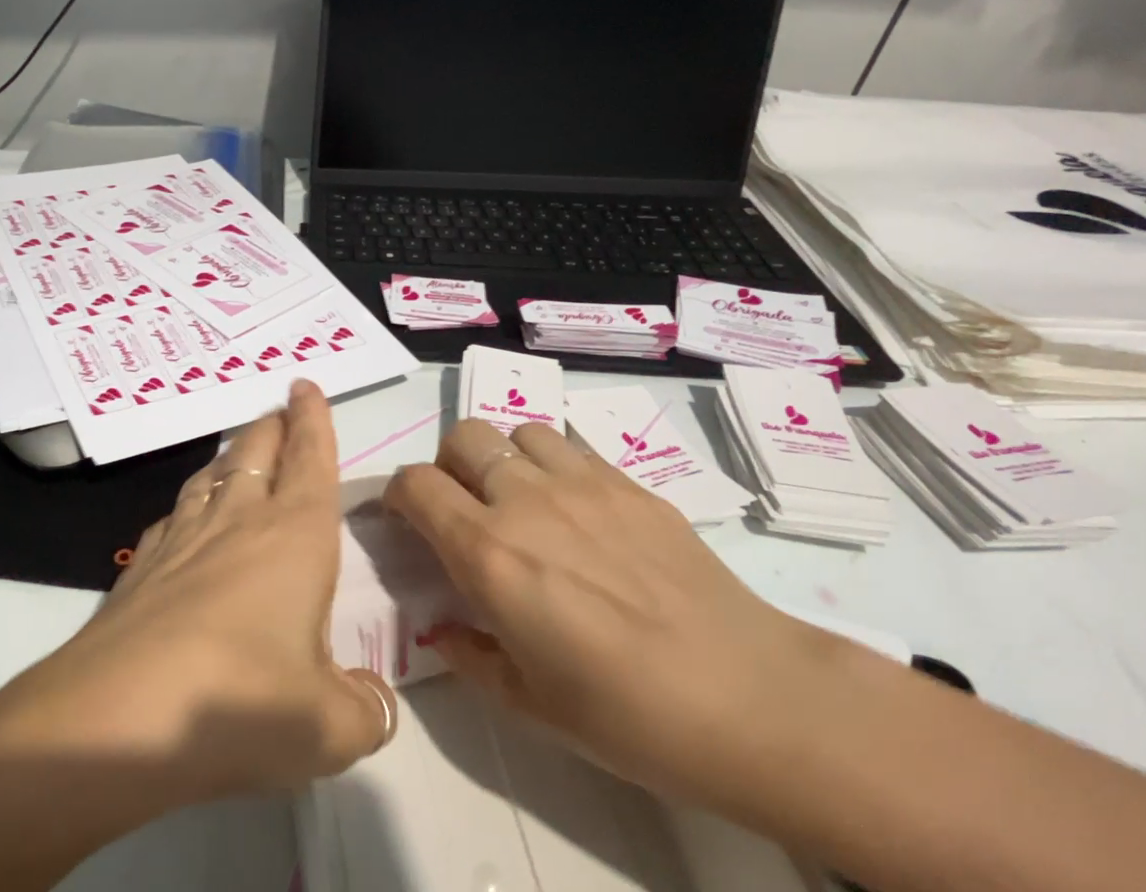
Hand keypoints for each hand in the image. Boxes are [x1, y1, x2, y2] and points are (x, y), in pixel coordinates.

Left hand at [0, 380, 396, 802]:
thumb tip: (372, 702)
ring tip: (236, 454)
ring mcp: (178, 542)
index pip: (310, 461)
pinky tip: (183, 521)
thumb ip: (365, 711)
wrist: (118, 715)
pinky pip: (170, 519)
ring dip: (227, 458)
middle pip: (254, 453)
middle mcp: (235, 524)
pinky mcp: (138, 570)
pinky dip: (187, 507)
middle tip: (279, 409)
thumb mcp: (330, 726)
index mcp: (294, 538)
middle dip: (271, 425)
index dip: (313, 421)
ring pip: (207, 478)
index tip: (304, 386)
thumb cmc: (241, 704)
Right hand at [383, 418, 843, 804]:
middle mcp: (527, 502)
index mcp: (487, 554)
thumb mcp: (523, 699)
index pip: (415, 484)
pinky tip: (577, 514)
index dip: (397, 497)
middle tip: (463, 511)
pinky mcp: (635, 486)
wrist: (747, 698)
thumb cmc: (622, 713)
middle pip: (463, 437)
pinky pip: (574, 449)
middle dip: (447, 466)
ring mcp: (586, 486)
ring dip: (504, 459)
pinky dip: (555, 466)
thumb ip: (467, 654)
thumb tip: (443, 630)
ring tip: (522, 505)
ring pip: (520, 431)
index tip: (405, 524)